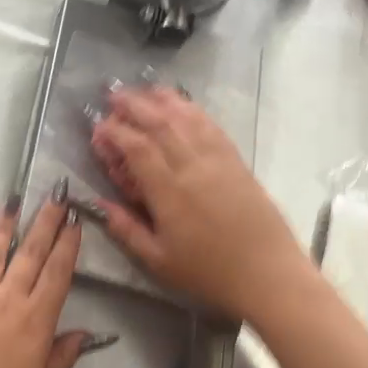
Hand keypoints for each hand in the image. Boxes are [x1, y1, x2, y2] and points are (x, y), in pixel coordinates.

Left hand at [0, 187, 95, 367]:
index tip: (76, 220)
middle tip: (57, 194)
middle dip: (47, 221)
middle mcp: (9, 297)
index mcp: (36, 321)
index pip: (58, 274)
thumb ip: (63, 357)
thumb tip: (86, 332)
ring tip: (17, 196)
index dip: (69, 245)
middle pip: (32, 252)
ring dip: (8, 220)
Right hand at [92, 86, 309, 318]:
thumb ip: (126, 230)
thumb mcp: (159, 261)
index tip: (98, 128)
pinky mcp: (236, 161)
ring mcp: (217, 161)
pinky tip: (180, 104)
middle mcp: (192, 168)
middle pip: (159, 123)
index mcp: (169, 192)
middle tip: (112, 97)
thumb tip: (98, 204)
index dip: (114, 132)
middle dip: (133, 105)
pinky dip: (192, 110)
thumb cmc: (210, 273)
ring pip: (186, 118)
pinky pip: (211, 126)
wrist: (270, 276)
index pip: (136, 148)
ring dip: (161, 100)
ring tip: (142, 92)